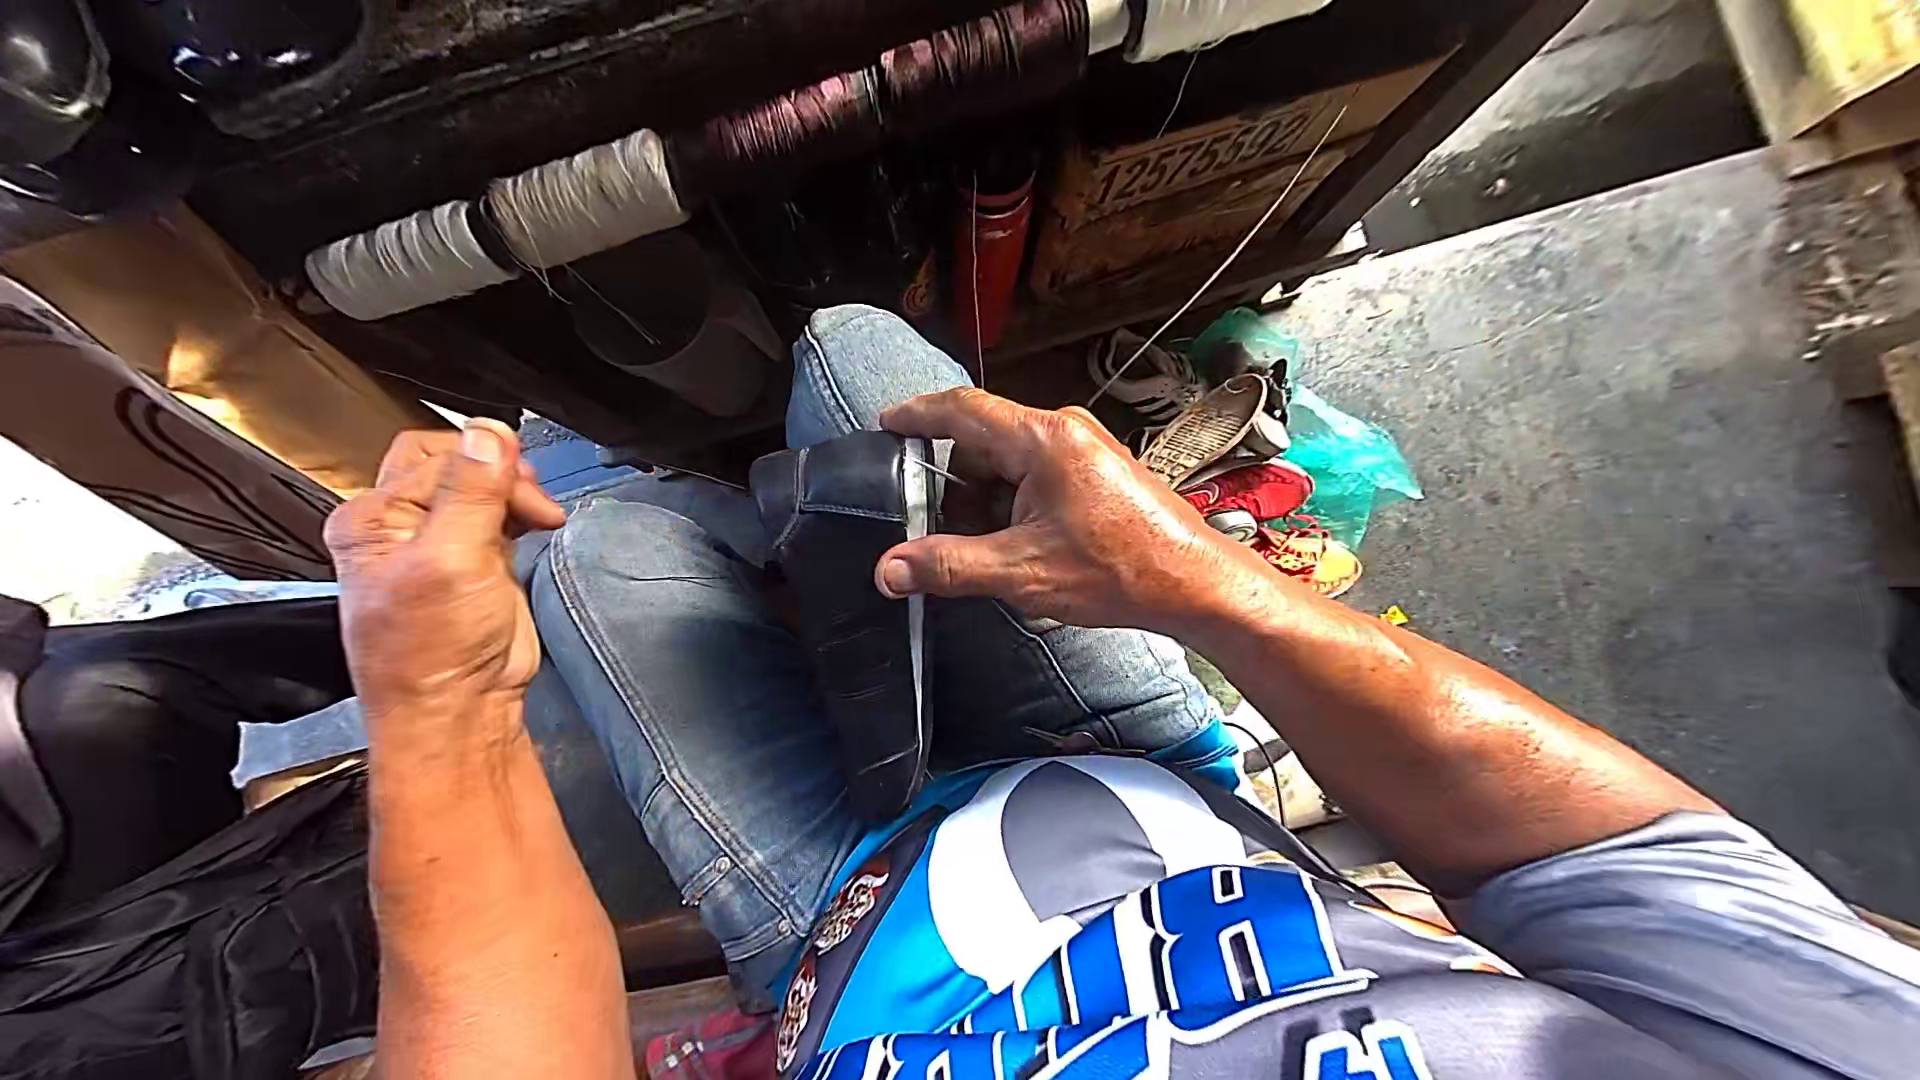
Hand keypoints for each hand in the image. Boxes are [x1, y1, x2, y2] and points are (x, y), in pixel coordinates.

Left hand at [324, 421, 567, 723]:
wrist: (462, 703)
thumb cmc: (434, 648)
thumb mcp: (451, 560)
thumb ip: (472, 493)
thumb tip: (489, 434)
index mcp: (377, 518)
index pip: (439, 458)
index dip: (487, 466)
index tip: (524, 489)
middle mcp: (406, 526)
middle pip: (458, 465)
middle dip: (503, 474)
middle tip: (533, 501)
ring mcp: (446, 544)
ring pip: (485, 488)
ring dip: (518, 496)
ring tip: (541, 520)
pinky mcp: (481, 562)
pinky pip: (503, 517)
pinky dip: (525, 515)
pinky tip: (537, 528)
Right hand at [876, 388, 1271, 633]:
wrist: (1192, 584)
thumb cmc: (1120, 570)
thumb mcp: (1021, 570)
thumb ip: (949, 566)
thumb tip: (890, 569)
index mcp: (1042, 439)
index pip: (962, 409)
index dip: (917, 414)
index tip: (886, 423)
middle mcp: (1062, 431)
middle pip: (982, 442)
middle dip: (953, 484)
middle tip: (936, 527)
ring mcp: (1081, 450)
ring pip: (1007, 462)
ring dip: (984, 500)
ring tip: (985, 547)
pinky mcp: (1091, 471)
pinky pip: (1033, 474)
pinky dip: (1011, 503)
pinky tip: (1015, 543)